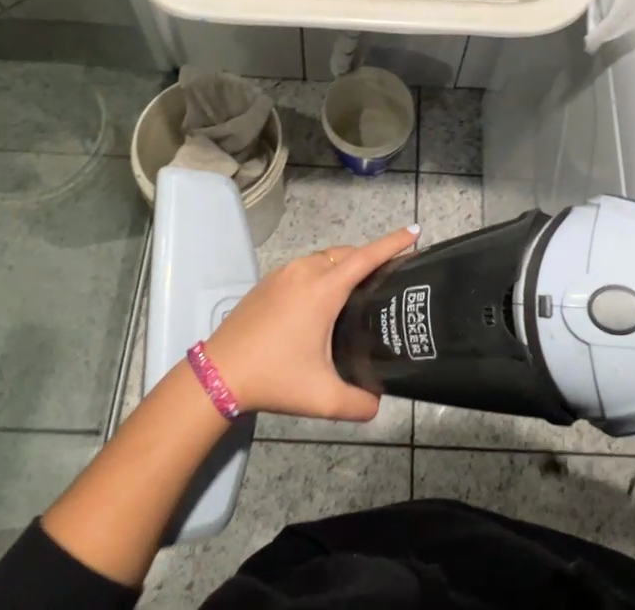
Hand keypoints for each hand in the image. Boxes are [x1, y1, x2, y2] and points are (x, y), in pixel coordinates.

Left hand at [202, 224, 419, 421]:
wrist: (218, 374)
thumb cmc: (274, 379)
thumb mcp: (324, 398)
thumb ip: (360, 402)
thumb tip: (378, 401)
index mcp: (322, 290)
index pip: (366, 257)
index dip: (393, 243)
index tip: (415, 232)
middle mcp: (304, 273)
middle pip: (346, 253)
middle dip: (371, 257)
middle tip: (391, 276)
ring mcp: (282, 275)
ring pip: (323, 258)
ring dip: (344, 266)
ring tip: (361, 289)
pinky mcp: (267, 283)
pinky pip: (304, 267)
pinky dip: (323, 273)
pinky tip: (324, 301)